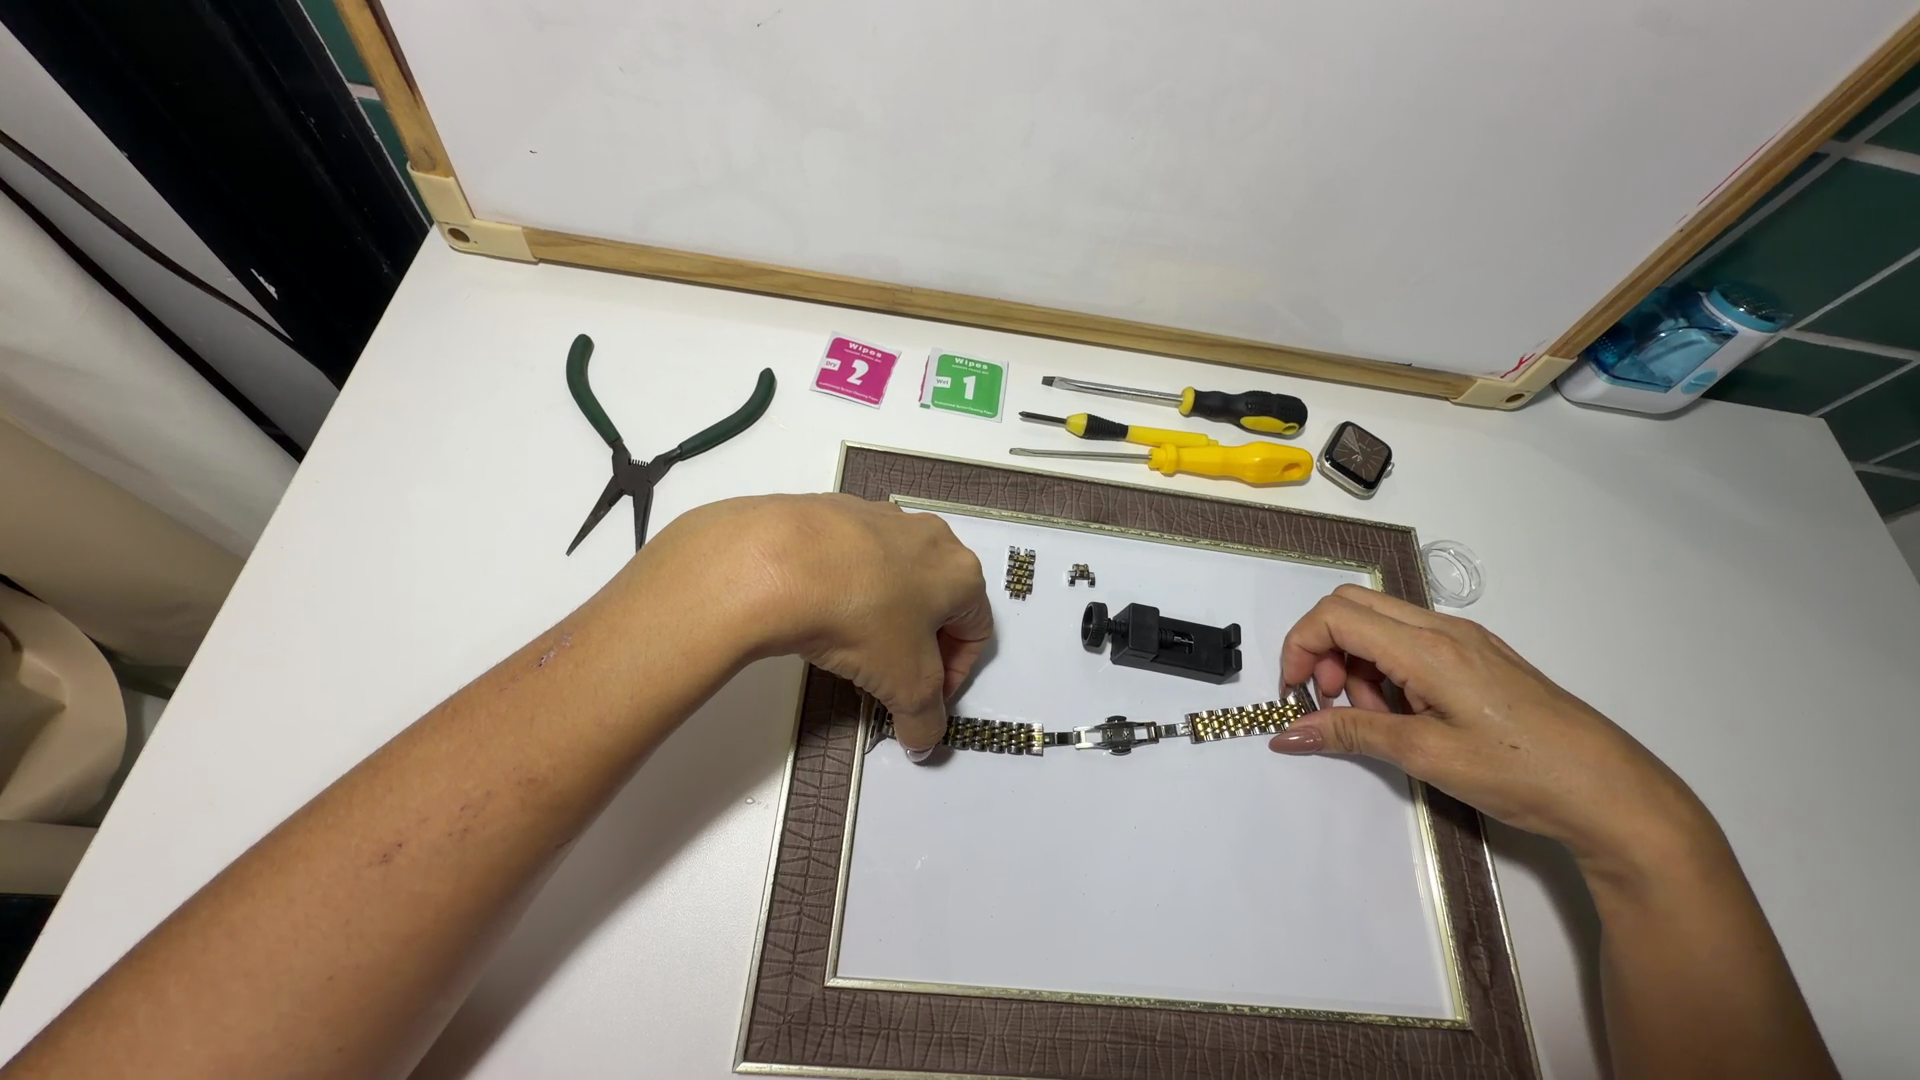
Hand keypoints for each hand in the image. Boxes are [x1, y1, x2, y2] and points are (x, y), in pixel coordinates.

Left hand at [627, 494, 991, 757]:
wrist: (779, 564)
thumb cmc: (861, 619)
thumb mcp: (905, 685)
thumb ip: (925, 720)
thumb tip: (922, 742)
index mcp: (961, 572)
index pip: (976, 631)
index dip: (955, 675)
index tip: (924, 699)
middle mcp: (928, 535)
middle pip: (936, 602)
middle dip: (917, 644)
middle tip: (889, 675)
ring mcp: (879, 517)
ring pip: (894, 577)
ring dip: (883, 615)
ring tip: (850, 645)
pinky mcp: (833, 510)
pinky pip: (852, 558)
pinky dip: (846, 587)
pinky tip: (819, 610)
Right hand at [1271, 584, 1710, 873]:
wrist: (1615, 795)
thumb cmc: (1521, 773)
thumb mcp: (1425, 755)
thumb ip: (1350, 733)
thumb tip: (1286, 733)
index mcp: (1428, 647)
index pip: (1334, 616)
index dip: (1299, 647)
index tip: (1296, 695)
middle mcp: (1443, 628)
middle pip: (1350, 606)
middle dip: (1323, 650)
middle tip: (1332, 700)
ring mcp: (1464, 638)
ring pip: (1378, 624)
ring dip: (1357, 664)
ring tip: (1378, 720)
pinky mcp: (1478, 655)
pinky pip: (1409, 641)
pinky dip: (1386, 669)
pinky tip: (1407, 715)